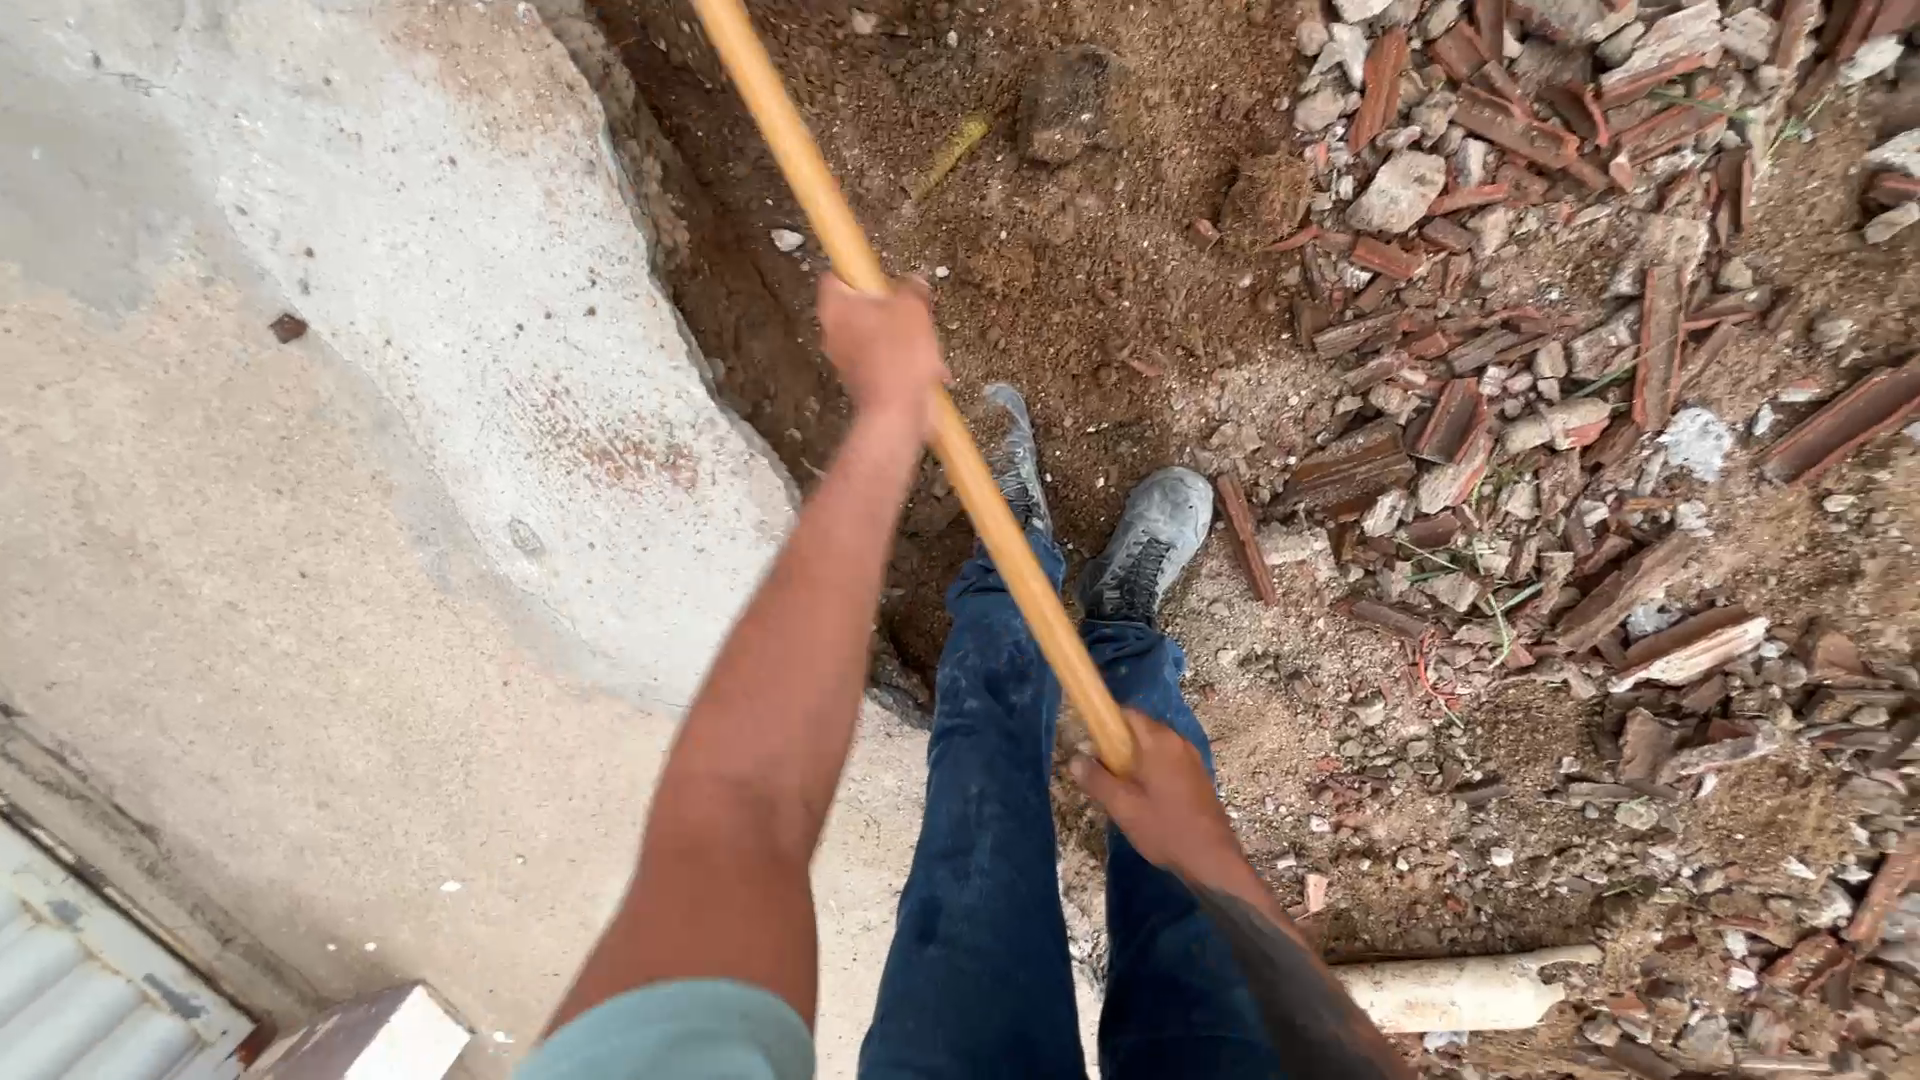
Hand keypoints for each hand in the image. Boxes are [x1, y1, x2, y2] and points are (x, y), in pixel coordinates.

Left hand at [817, 273, 949, 432]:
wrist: (898, 412)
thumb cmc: (898, 356)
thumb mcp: (913, 308)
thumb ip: (912, 288)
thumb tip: (915, 282)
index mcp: (836, 308)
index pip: (835, 276)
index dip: (857, 271)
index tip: (880, 274)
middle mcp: (833, 334)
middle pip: (859, 308)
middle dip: (888, 308)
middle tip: (910, 308)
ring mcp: (847, 361)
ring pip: (874, 336)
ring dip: (900, 337)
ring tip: (925, 342)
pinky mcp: (864, 383)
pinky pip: (884, 362)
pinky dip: (904, 363)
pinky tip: (928, 369)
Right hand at [1070, 708, 1250, 887]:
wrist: (1212, 860)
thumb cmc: (1164, 828)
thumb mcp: (1122, 806)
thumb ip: (1096, 779)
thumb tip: (1075, 759)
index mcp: (1159, 741)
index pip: (1128, 713)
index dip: (1106, 722)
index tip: (1091, 743)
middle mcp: (1178, 741)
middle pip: (1141, 729)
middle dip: (1119, 745)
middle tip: (1104, 772)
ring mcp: (1192, 758)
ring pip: (1155, 747)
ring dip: (1136, 759)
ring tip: (1123, 788)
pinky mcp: (1199, 775)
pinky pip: (1168, 760)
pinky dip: (1153, 769)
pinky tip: (1146, 797)